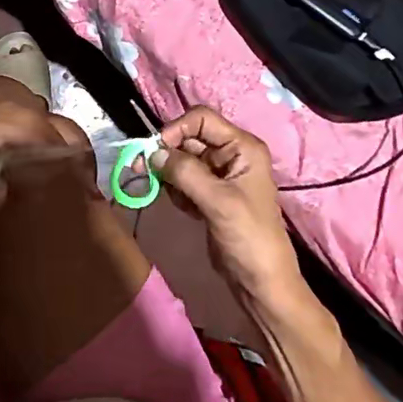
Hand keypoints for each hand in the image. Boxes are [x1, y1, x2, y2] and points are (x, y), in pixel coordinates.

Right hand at [155, 107, 309, 312]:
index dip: (176, 129)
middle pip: (188, 138)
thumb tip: (153, 152)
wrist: (261, 282)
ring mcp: (220, 175)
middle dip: (166, 152)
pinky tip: (183, 208)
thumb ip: (185, 173)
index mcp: (242, 147)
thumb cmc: (248, 237)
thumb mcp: (218, 201)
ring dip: (168, 173)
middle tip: (141, 170)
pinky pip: (183, 180)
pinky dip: (175, 189)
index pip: (202, 119)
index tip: (155, 151)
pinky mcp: (209, 195)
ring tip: (167, 194)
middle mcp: (231, 155)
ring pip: (182, 160)